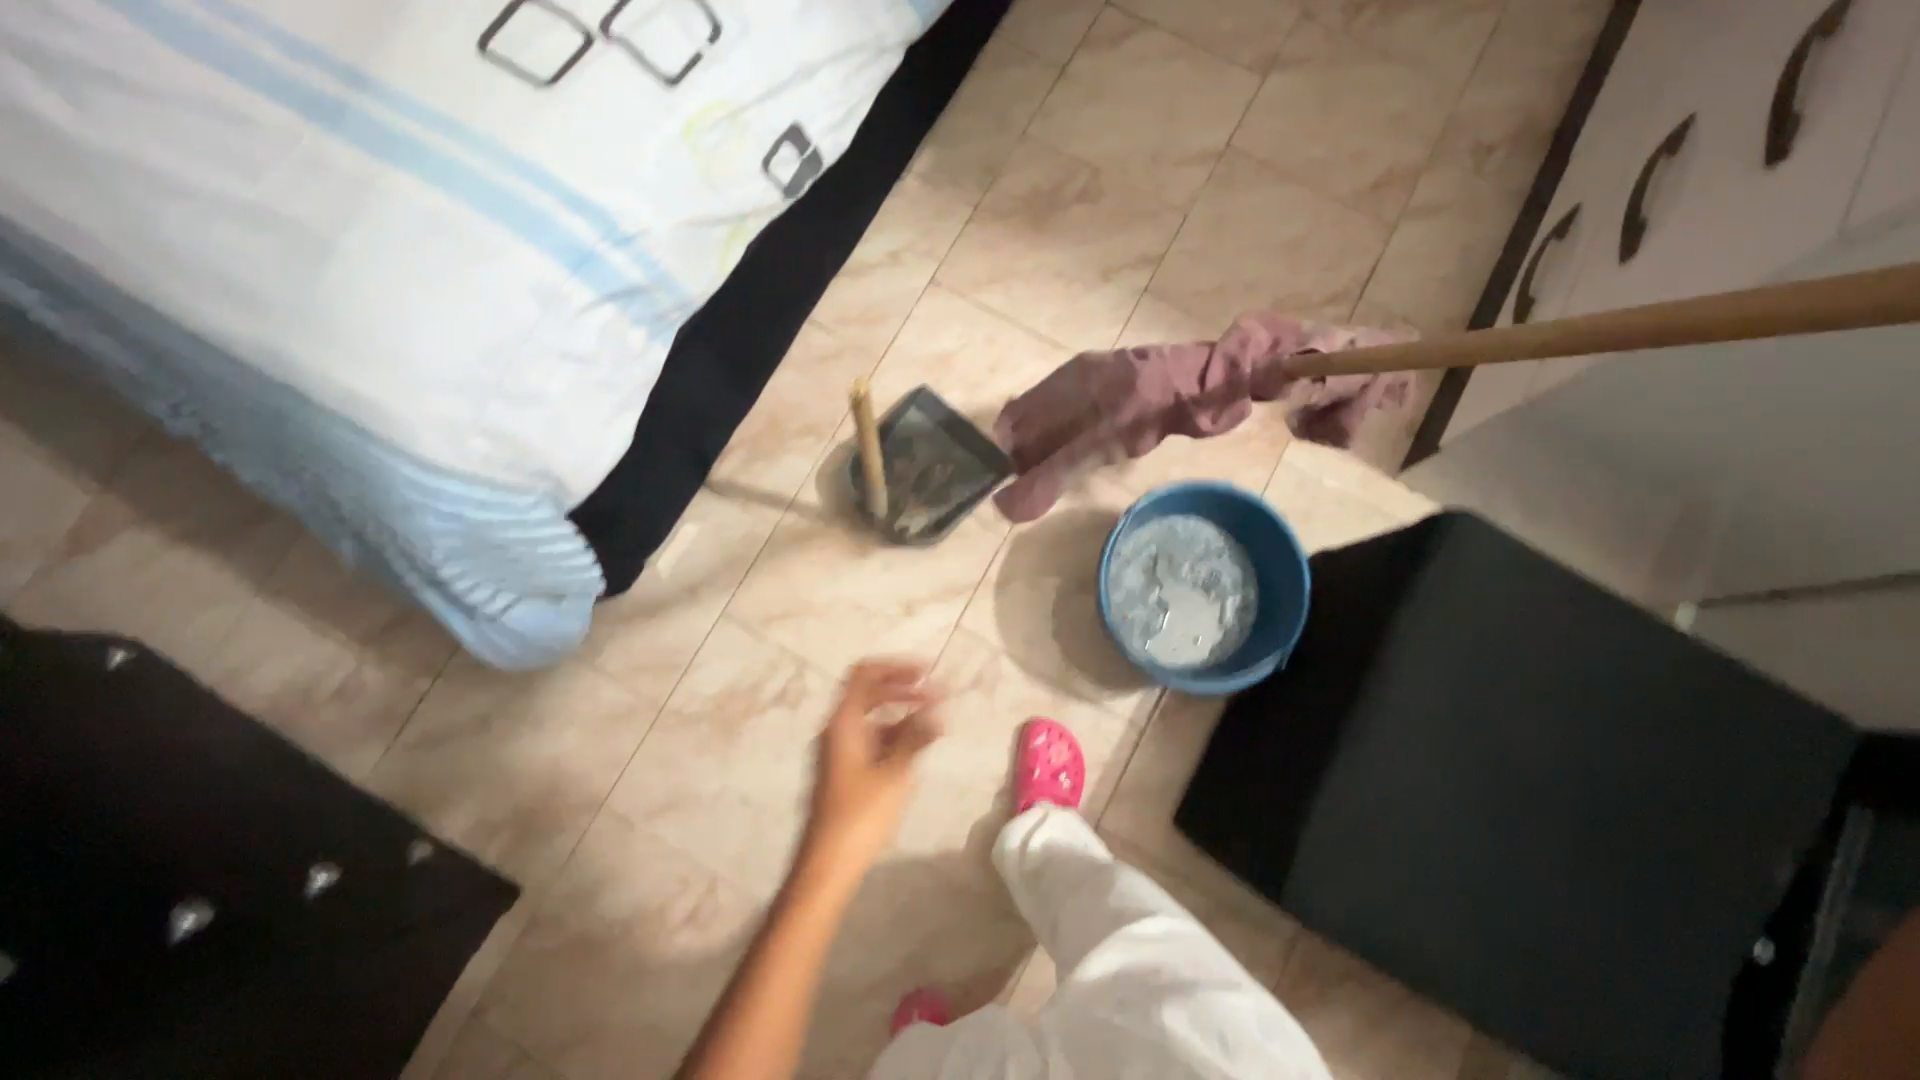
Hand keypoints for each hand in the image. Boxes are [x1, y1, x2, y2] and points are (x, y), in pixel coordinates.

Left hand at [801, 661, 942, 880]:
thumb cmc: (860, 815)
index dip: (895, 667)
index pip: (864, 675)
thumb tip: (936, 711)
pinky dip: (894, 734)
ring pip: (871, 718)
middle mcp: (837, 730)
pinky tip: (917, 746)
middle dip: (903, 688)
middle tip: (937, 693)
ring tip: (934, 720)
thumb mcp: (894, 774)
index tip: (927, 671)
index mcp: (843, 723)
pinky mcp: (845, 770)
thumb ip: (915, 738)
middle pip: (868, 693)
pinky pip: (871, 739)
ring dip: (902, 713)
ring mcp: (839, 751)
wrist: (827, 862)